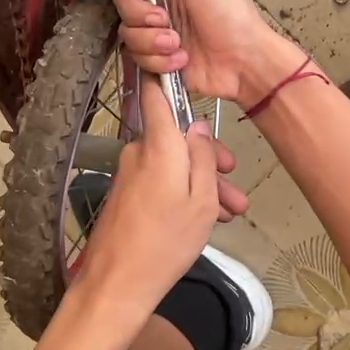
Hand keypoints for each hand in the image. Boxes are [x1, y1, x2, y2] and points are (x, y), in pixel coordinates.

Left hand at [74, 81, 232, 315]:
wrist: (116, 286)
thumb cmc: (166, 240)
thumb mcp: (201, 199)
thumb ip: (202, 157)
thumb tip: (197, 126)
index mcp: (158, 145)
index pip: (155, 94)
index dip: (165, 75)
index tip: (177, 63)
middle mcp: (139, 151)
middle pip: (176, 138)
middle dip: (207, 156)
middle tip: (233, 178)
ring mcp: (130, 174)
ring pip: (173, 166)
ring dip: (201, 183)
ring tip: (231, 211)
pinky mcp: (126, 196)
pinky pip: (160, 184)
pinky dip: (182, 194)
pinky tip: (208, 219)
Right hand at [86, 0, 307, 103]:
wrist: (243, 63)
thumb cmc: (231, 13)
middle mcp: (161, 0)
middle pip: (122, 0)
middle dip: (139, 13)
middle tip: (164, 18)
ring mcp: (158, 30)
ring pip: (127, 32)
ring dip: (152, 41)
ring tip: (178, 44)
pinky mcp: (158, 57)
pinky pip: (137, 58)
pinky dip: (159, 61)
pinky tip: (181, 59)